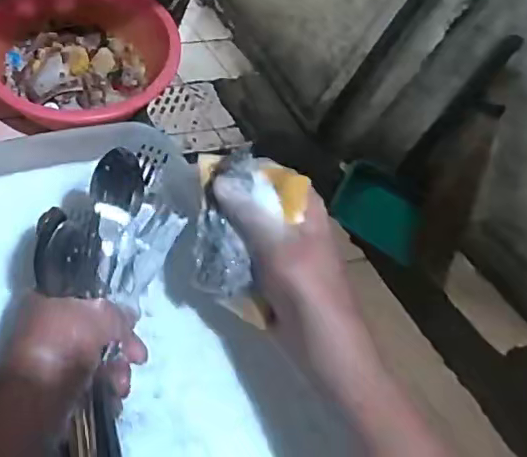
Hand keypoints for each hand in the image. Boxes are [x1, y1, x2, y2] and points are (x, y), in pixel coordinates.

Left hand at [0, 293, 145, 400]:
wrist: (37, 396)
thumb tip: (129, 314)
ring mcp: (53, 358)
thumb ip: (114, 315)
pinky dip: (105, 392)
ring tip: (119, 387)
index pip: (86, 302)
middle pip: (95, 334)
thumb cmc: (61, 345)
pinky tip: (112, 400)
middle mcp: (47, 326)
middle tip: (135, 360)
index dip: (112, 316)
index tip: (132, 332)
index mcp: (45, 300)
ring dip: (116, 374)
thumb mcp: (94, 317)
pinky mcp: (59, 388)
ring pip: (95, 362)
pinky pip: (90, 386)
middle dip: (120, 350)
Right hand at [210, 167, 352, 322]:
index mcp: (308, 217)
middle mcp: (296, 228)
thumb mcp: (280, 250)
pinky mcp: (270, 273)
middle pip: (260, 199)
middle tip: (200, 192)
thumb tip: (219, 180)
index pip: (282, 178)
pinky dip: (226, 245)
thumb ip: (249, 214)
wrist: (328, 356)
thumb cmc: (311, 296)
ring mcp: (283, 252)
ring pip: (247, 223)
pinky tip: (207, 245)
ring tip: (198, 215)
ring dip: (224, 220)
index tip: (220, 170)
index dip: (254, 170)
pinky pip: (243, 249)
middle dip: (230, 195)